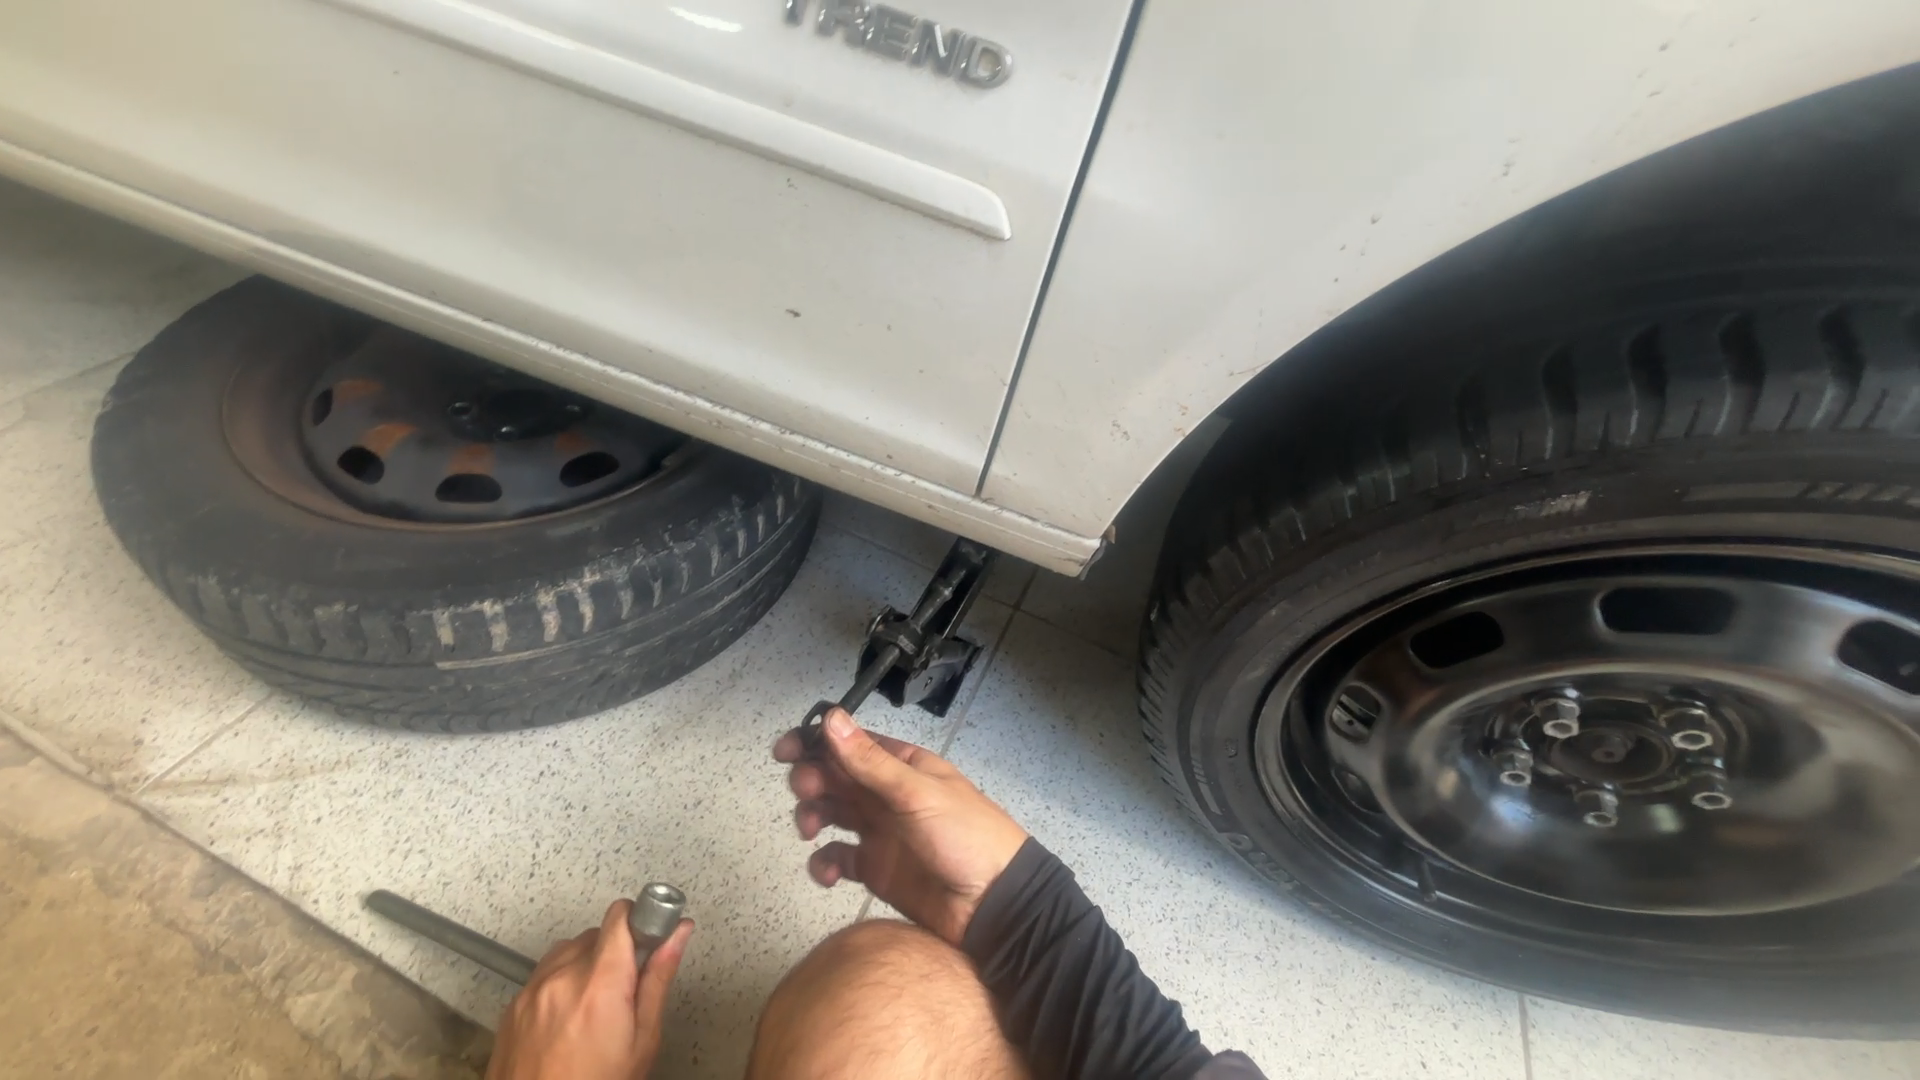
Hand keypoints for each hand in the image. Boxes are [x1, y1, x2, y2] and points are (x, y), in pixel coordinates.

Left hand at [485, 900, 693, 1079]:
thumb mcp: (643, 1040)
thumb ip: (659, 977)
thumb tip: (679, 931)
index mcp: (600, 982)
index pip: (620, 915)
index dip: (639, 920)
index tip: (649, 942)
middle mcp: (562, 977)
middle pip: (597, 934)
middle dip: (615, 951)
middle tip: (624, 990)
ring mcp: (532, 991)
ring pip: (569, 950)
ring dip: (586, 964)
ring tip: (593, 1006)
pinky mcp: (512, 1007)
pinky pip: (543, 974)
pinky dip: (560, 983)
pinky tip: (567, 1020)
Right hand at [774, 707, 1028, 944]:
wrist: (993, 903)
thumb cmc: (962, 835)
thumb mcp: (916, 793)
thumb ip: (870, 761)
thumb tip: (831, 716)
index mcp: (901, 765)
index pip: (850, 743)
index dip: (815, 742)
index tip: (784, 751)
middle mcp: (886, 793)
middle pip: (835, 776)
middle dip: (811, 779)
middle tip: (807, 792)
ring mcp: (880, 830)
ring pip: (832, 812)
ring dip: (813, 815)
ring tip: (810, 831)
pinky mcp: (876, 868)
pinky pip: (839, 858)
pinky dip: (825, 863)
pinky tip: (828, 872)